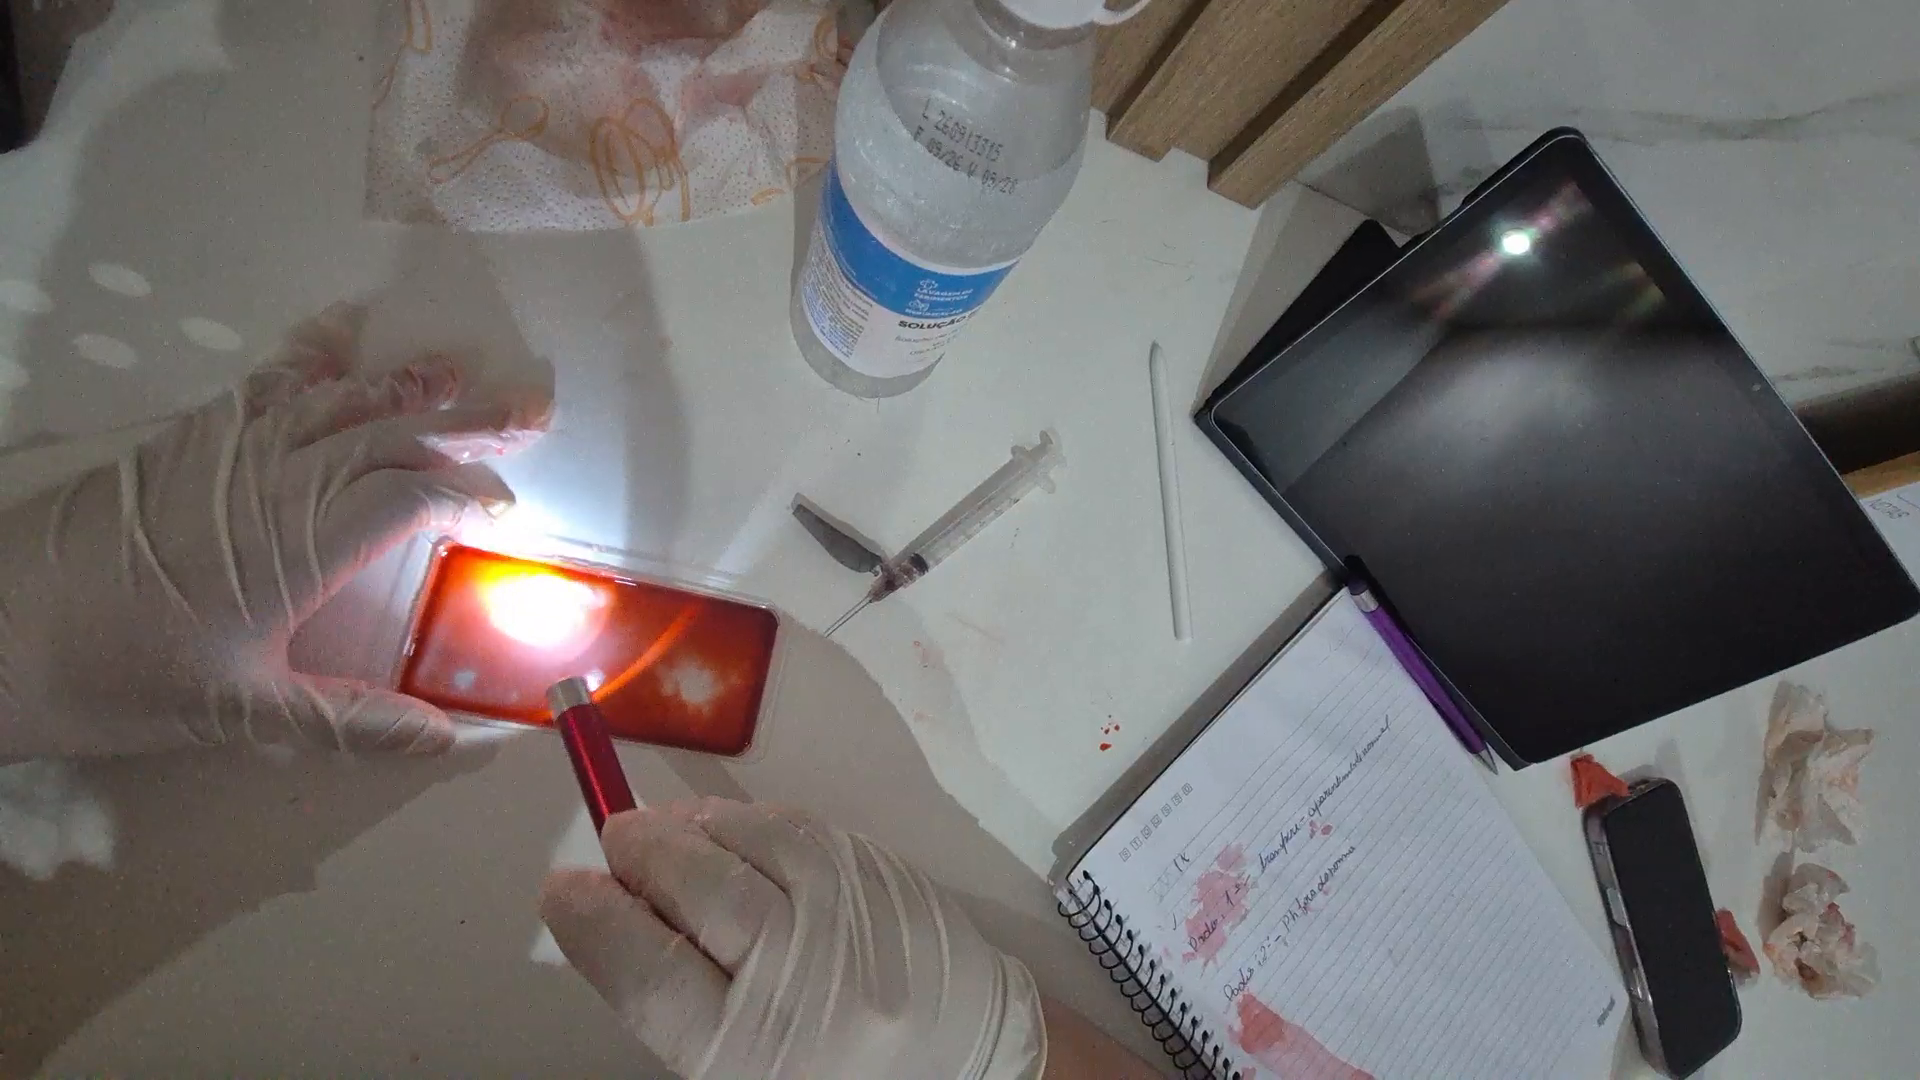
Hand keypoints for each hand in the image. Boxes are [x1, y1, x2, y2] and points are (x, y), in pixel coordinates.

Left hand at [0, 303, 551, 758]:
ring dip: (414, 384)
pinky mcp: (192, 438)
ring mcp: (231, 450)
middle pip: (393, 436)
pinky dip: (319, 353)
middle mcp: (276, 484)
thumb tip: (447, 739)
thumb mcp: (241, 711)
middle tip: (533, 410)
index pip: (410, 497)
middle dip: (471, 423)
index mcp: (299, 546)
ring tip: (468, 366)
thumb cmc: (116, 678)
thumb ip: (355, 721)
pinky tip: (351, 331)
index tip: (506, 507)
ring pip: (343, 402)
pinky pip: (269, 381)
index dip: (469, 493)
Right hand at [541, 798, 1046, 1079]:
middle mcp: (806, 974)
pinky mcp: (879, 871)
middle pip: (703, 890)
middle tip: (615, 836)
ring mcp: (850, 911)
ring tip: (661, 825)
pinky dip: (748, 818)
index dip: (597, 923)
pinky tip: (724, 823)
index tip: (562, 886)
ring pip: (752, 843)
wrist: (964, 1054)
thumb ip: (683, 993)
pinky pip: (799, 827)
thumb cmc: (836, 1074)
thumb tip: (622, 908)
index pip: (653, 976)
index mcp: (757, 1053)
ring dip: (694, 824)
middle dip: (644, 853)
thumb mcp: (747, 1063)